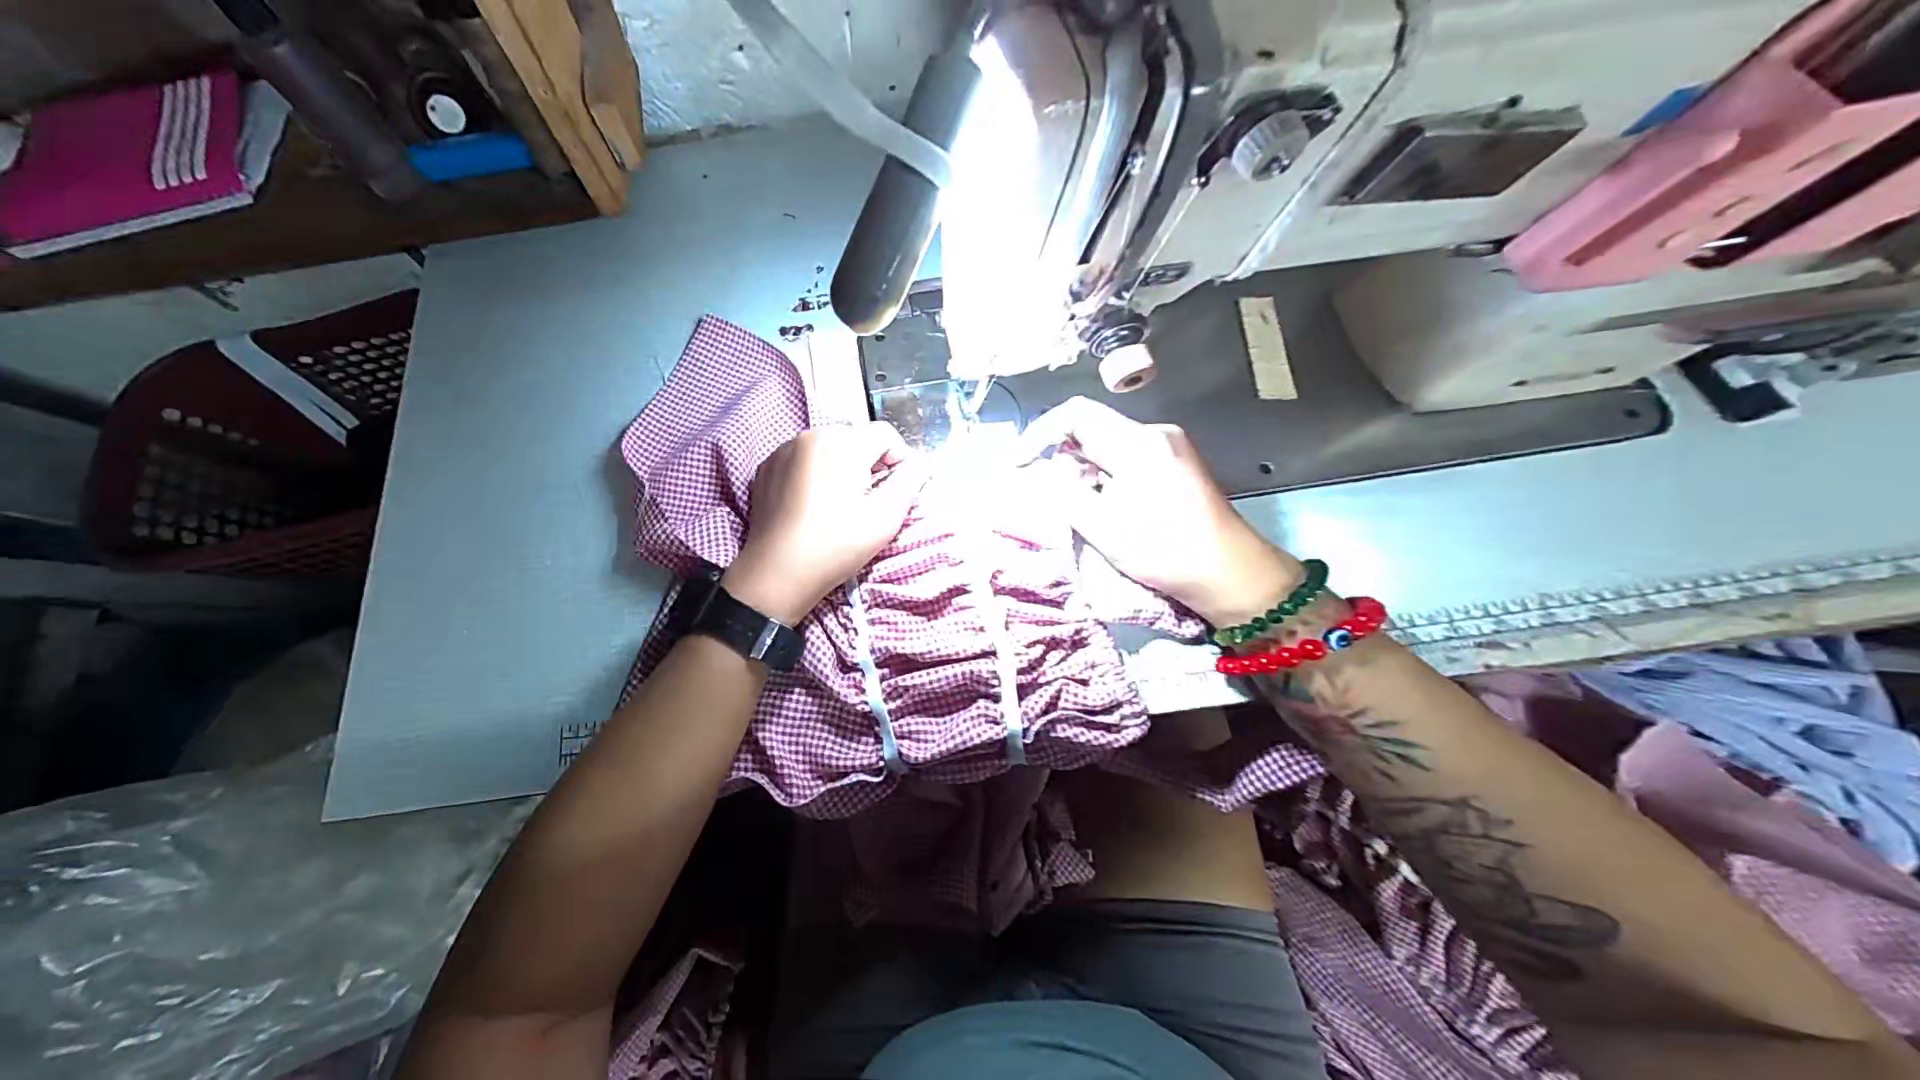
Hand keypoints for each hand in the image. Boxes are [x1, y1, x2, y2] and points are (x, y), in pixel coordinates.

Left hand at [722, 422, 925, 623]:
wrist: (777, 573)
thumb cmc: (836, 545)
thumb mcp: (886, 516)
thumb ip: (910, 481)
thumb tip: (923, 462)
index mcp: (841, 442)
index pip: (885, 434)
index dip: (900, 459)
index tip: (897, 488)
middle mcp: (809, 436)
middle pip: (855, 438)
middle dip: (868, 463)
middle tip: (869, 502)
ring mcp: (783, 451)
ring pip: (828, 449)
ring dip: (841, 468)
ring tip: (839, 506)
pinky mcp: (766, 469)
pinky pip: (803, 461)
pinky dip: (814, 475)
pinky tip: (814, 508)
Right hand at [1020, 397, 1300, 626]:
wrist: (1233, 575)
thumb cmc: (1167, 552)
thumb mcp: (1103, 527)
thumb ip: (1062, 491)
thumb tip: (1039, 470)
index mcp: (1138, 442)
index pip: (1075, 414)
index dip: (1039, 433)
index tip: (1018, 464)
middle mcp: (1156, 434)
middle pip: (1092, 430)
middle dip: (1062, 459)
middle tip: (1045, 495)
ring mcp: (1170, 448)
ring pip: (1108, 448)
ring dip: (1084, 473)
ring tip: (1079, 511)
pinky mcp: (1176, 466)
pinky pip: (1127, 460)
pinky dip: (1106, 480)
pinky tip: (1107, 510)